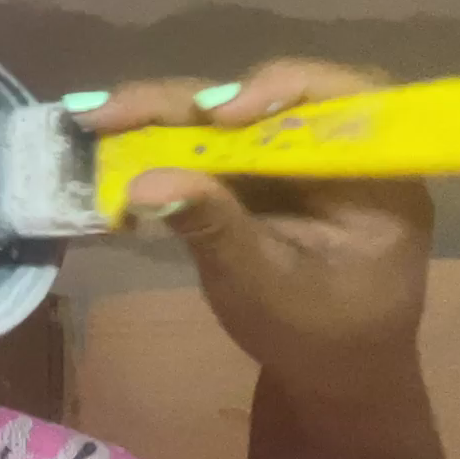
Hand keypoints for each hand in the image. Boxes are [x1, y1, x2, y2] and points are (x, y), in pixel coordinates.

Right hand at [76, 59, 434, 398]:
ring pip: (210, 110)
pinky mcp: (238, 165)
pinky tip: (104, 135)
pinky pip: (190, 135)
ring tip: (93, 118)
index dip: (274, 88)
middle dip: (178, 101)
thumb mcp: (266, 287)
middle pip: (249, 96)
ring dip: (150, 112)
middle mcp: (320, 148)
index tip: (214, 114)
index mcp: (367, 174)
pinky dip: (146, 134)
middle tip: (108, 113)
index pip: (336, 100)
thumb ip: (213, 230)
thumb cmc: (315, 335)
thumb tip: (143, 185)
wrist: (320, 370)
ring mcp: (274, 154)